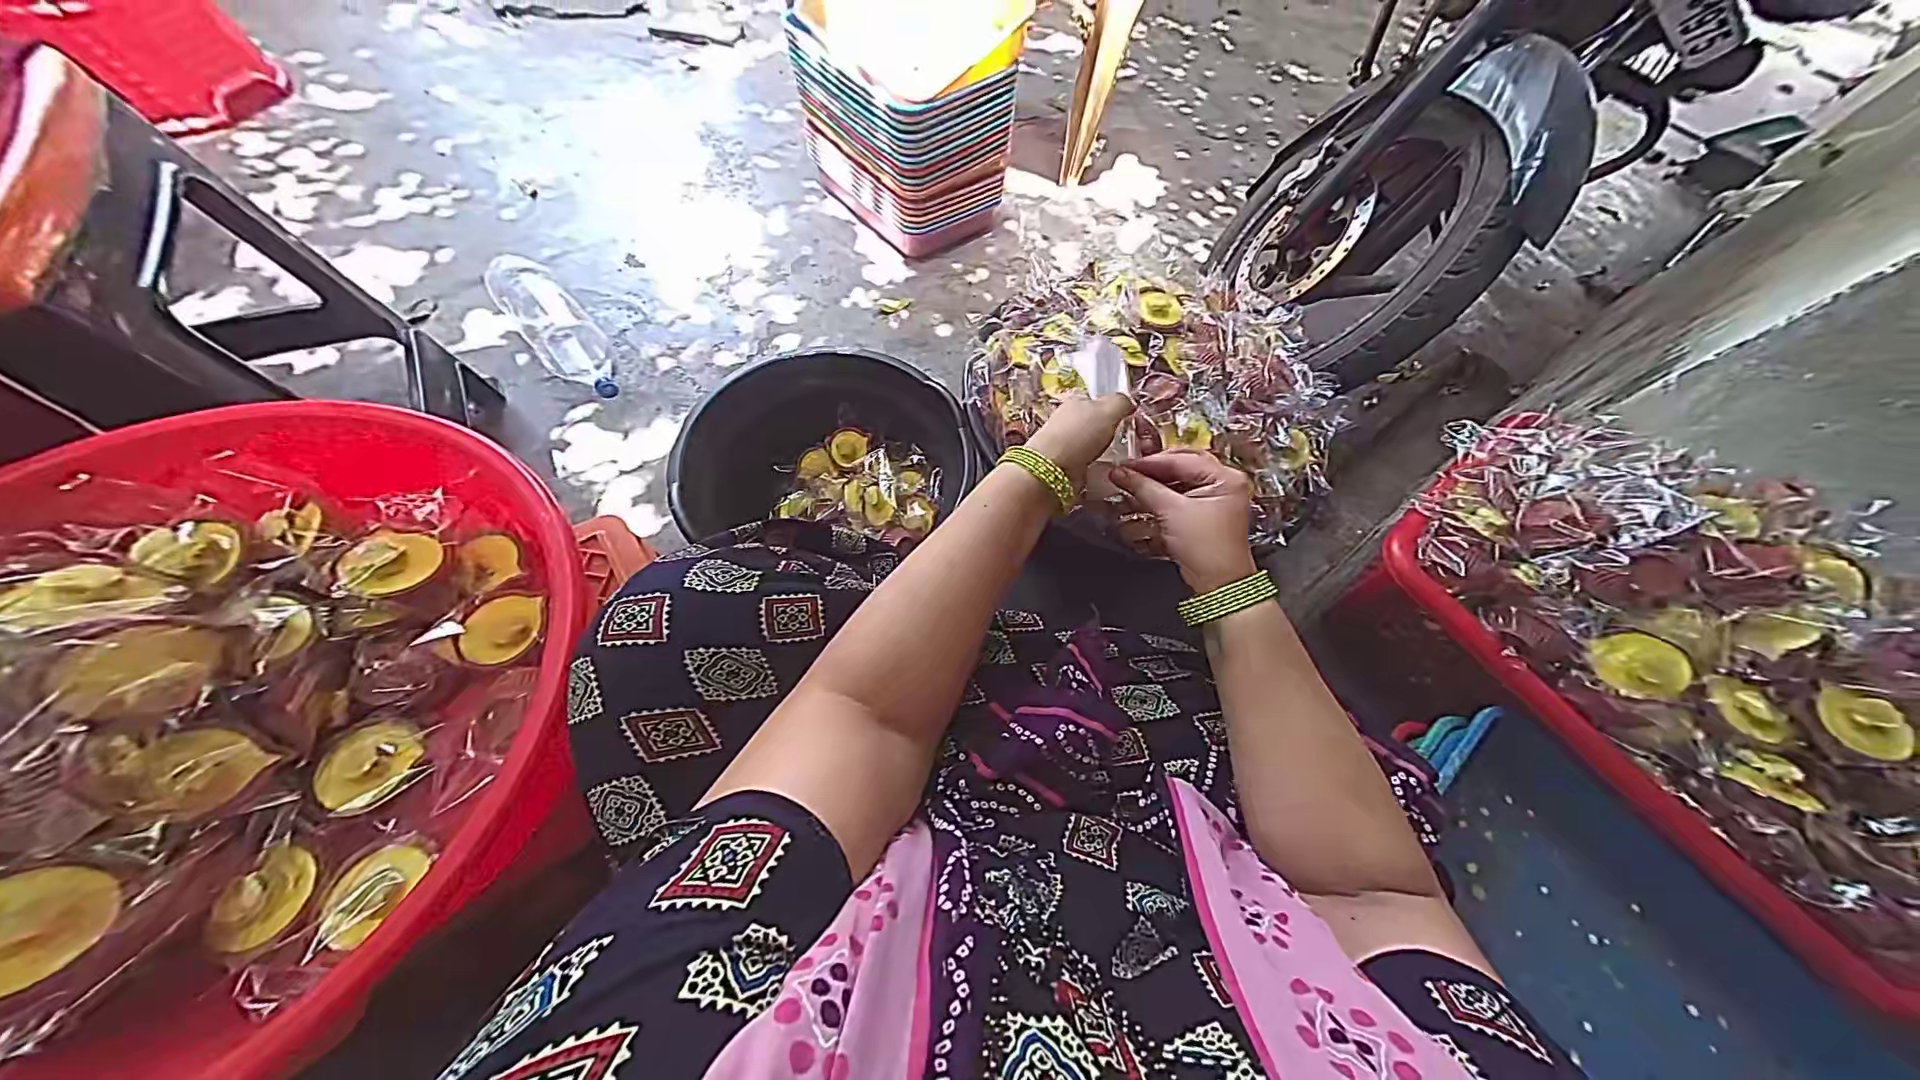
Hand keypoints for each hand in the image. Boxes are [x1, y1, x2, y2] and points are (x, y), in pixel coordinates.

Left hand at [1020, 393, 1135, 488]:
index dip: (1113, 409)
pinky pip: (1087, 463)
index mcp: (1075, 401)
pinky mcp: (1064, 465)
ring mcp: (1064, 444)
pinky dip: (1096, 466)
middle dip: (1109, 432)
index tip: (1128, 419)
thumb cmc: (1079, 434)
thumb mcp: (1108, 409)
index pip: (1097, 400)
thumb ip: (1122, 402)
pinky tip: (1104, 469)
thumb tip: (1129, 402)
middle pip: (1094, 423)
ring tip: (1119, 458)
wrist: (1052, 469)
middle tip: (1127, 441)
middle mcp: (1067, 421)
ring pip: (1091, 445)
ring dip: (1104, 451)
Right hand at [1110, 451, 1258, 592]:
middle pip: (1181, 466)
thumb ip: (1144, 488)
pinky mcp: (1203, 513)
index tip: (1125, 465)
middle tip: (1127, 471)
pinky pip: (1179, 496)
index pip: (1181, 460)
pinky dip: (1161, 496)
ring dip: (1155, 483)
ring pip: (1178, 481)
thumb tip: (1123, 473)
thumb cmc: (1208, 549)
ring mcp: (1214, 498)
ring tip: (1131, 484)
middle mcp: (1223, 484)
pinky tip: (1143, 497)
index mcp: (1225, 477)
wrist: (1219, 582)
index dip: (1150, 462)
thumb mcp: (1171, 511)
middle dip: (1152, 470)